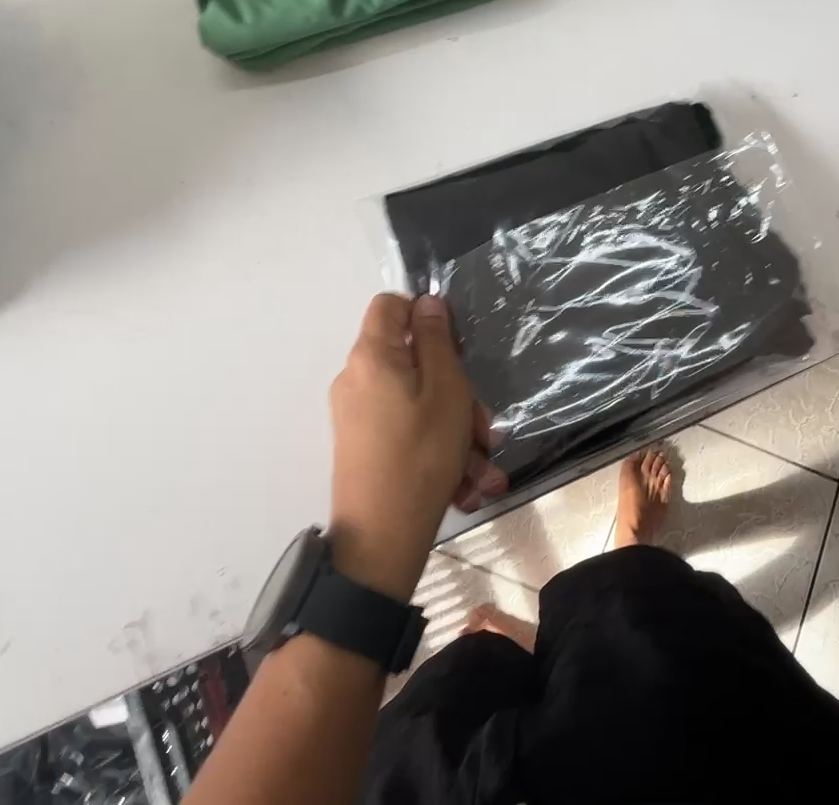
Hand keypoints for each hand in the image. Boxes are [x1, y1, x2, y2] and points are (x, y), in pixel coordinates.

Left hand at [326, 294, 506, 599]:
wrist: (382, 537)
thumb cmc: (421, 453)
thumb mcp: (446, 389)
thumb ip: (436, 340)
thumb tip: (426, 301)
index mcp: (371, 357)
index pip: (390, 305)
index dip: (426, 314)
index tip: (457, 346)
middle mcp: (357, 380)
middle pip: (411, 360)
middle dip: (456, 388)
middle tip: (482, 423)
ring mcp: (358, 415)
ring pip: (418, 402)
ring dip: (456, 428)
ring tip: (482, 468)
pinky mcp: (364, 446)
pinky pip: (408, 430)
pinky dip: (438, 448)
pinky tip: (466, 483)